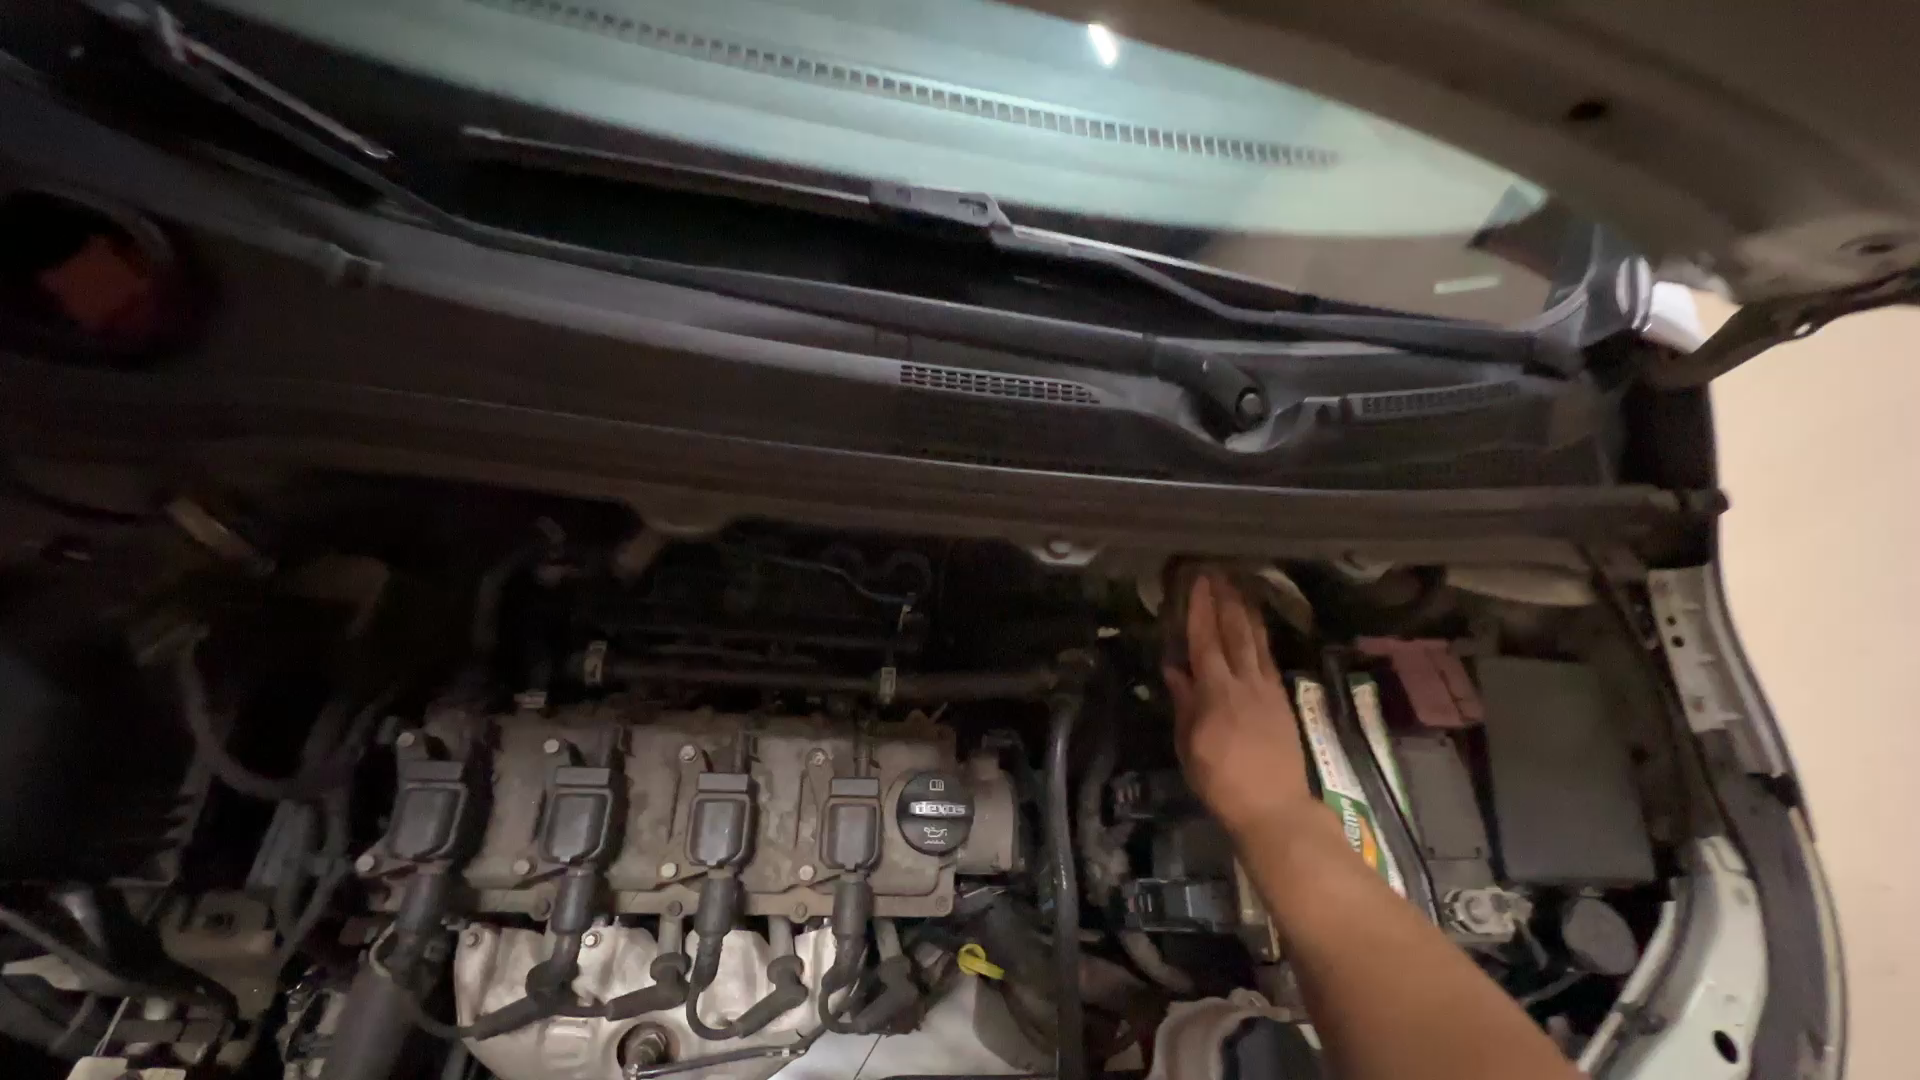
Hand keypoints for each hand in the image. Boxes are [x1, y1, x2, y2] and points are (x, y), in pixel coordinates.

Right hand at [1163, 573, 1315, 837]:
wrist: (1274, 808)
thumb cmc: (1221, 781)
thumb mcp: (1189, 745)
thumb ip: (1184, 704)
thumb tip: (1174, 670)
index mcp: (1216, 692)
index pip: (1205, 641)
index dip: (1200, 609)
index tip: (1198, 581)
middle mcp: (1245, 683)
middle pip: (1235, 633)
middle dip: (1226, 600)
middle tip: (1220, 572)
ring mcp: (1268, 691)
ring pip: (1257, 642)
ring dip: (1248, 612)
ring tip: (1242, 587)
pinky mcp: (1282, 702)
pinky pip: (1268, 659)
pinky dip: (1261, 638)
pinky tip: (1257, 629)